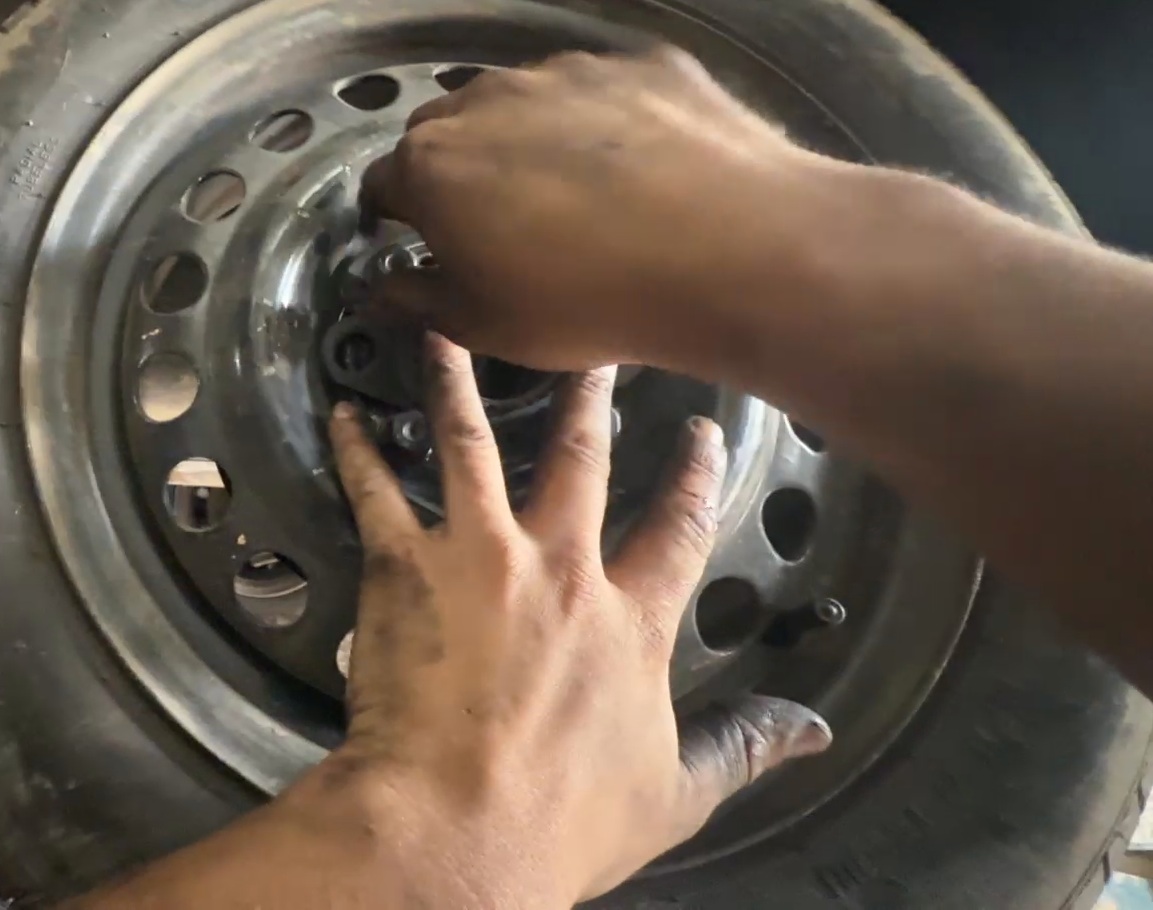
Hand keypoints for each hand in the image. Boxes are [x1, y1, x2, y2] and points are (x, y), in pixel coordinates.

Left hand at [321, 334, 829, 904]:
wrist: (462, 823)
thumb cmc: (563, 817)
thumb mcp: (675, 792)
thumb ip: (742, 747)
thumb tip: (810, 728)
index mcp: (627, 620)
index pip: (676, 529)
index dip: (694, 477)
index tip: (701, 432)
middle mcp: (557, 567)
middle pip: (578, 460)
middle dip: (586, 398)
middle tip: (588, 347)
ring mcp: (477, 554)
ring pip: (469, 444)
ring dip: (456, 383)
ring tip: (445, 331)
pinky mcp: (405, 562)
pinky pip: (376, 488)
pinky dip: (356, 449)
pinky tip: (344, 415)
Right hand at [361, 47, 850, 371]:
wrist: (734, 251)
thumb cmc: (580, 299)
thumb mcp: (476, 323)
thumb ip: (411, 298)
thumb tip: (377, 288)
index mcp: (429, 165)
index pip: (379, 182)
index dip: (389, 215)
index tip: (411, 240)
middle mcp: (482, 100)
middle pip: (438, 133)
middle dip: (445, 172)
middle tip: (484, 220)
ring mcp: (564, 71)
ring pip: (512, 103)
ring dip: (512, 140)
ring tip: (560, 190)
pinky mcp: (638, 62)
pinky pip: (589, 91)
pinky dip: (587, 121)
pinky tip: (627, 167)